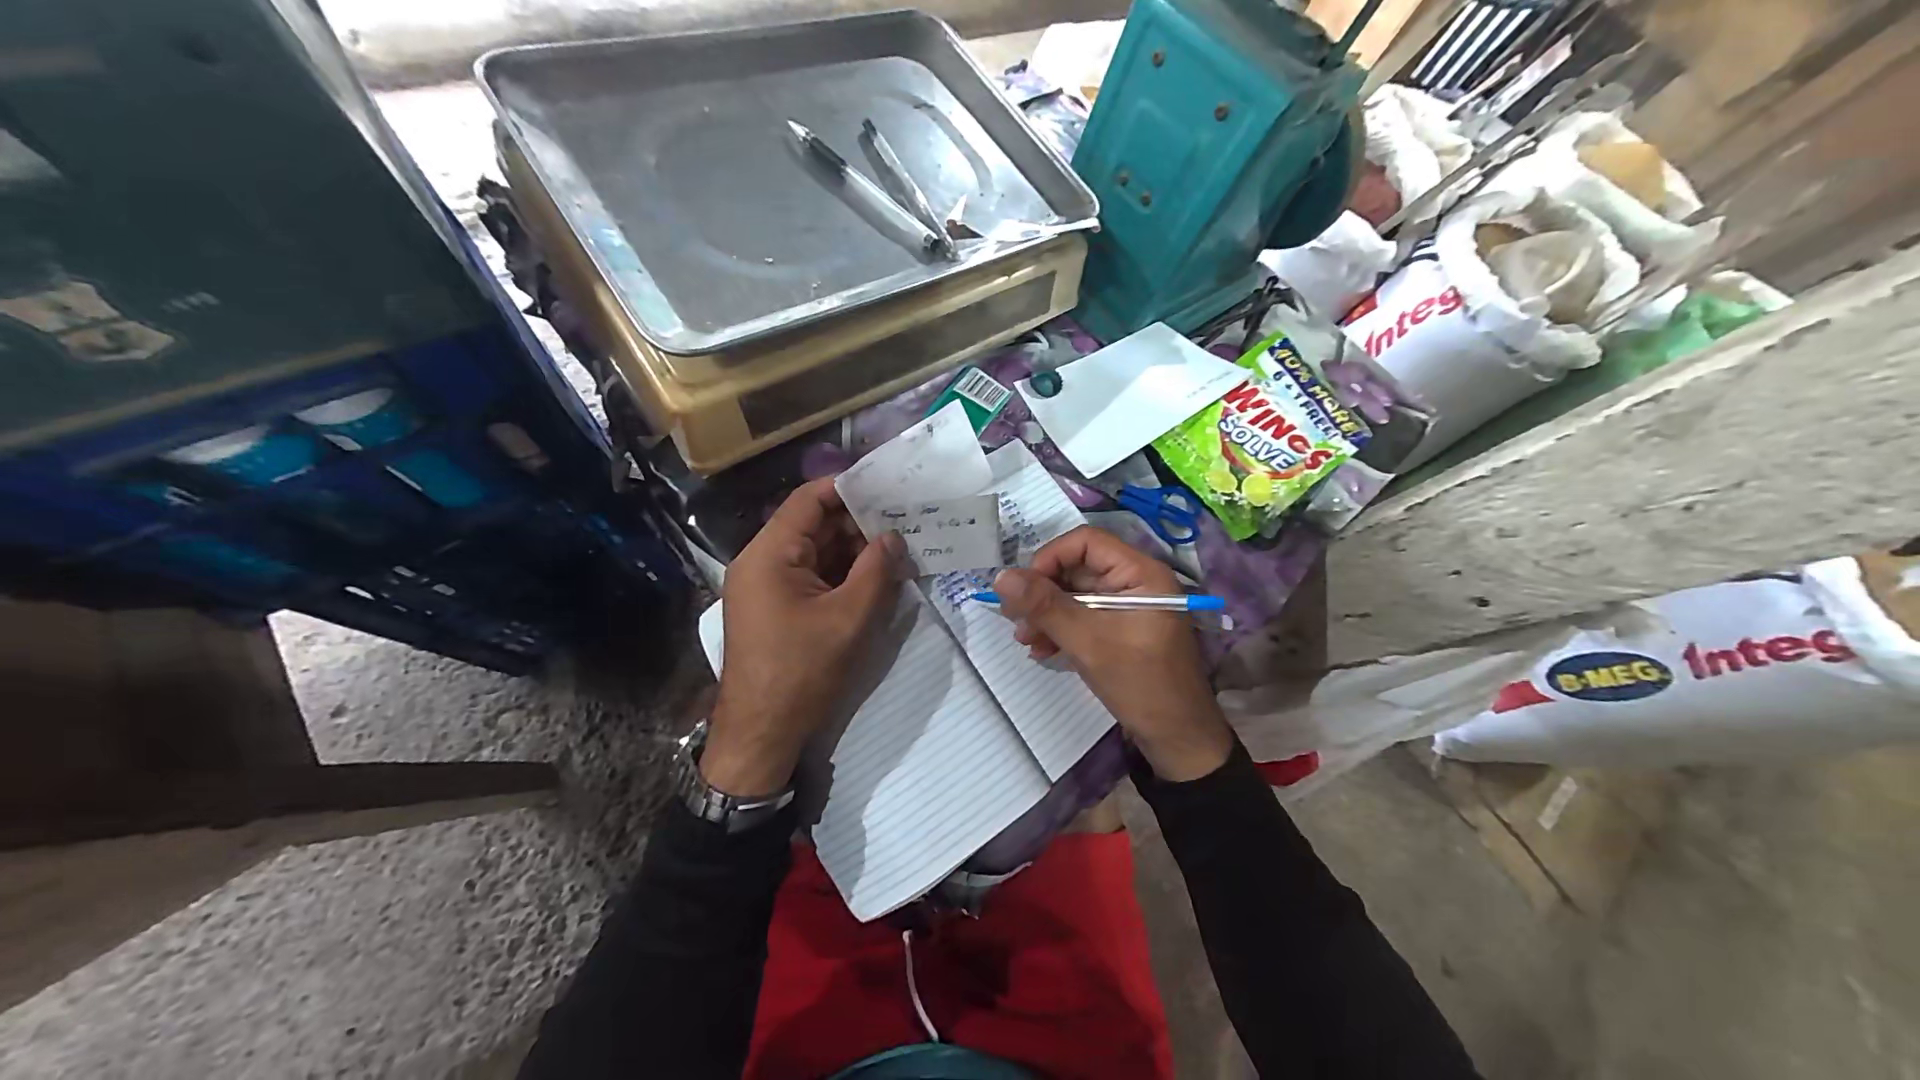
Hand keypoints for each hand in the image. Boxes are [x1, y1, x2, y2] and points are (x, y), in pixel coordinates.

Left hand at [706, 477, 905, 796]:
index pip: (808, 500)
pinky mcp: (775, 608)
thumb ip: (876, 570)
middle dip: (858, 523)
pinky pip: (810, 577)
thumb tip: (894, 537)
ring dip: (853, 551)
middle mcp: (761, 562)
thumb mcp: (849, 618)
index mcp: (769, 555)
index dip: (848, 489)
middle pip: (813, 525)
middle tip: (905, 522)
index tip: (889, 487)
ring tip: (898, 548)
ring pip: (815, 553)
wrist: (761, 734)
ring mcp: (766, 586)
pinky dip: (840, 575)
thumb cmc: (802, 672)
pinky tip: (875, 576)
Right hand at [992, 526, 1233, 780]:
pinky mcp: (1121, 631)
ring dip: (1046, 613)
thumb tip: (1001, 576)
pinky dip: (1061, 629)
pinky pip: (1084, 617)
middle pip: (1077, 568)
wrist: (1177, 738)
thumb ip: (1044, 606)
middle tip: (1014, 618)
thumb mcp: (1087, 642)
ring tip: (1024, 639)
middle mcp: (1136, 582)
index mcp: (1140, 573)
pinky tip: (1041, 649)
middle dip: (1043, 592)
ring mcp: (1129, 607)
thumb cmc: (1139, 683)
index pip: (1085, 542)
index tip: (1024, 589)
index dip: (1049, 558)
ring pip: (1076, 594)